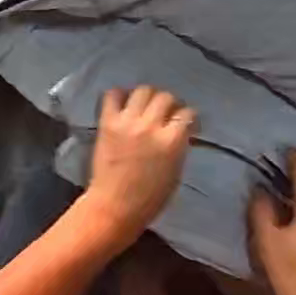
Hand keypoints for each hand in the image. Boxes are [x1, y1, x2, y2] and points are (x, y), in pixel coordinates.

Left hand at [84, 87, 194, 233]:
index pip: (187, 114)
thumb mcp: (175, 170)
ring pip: (142, 91)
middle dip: (170, 103)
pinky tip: (123, 104)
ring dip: (147, 96)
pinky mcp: (107, 123)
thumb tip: (178, 130)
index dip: (188, 116)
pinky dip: (119, 95)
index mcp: (172, 141)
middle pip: (165, 97)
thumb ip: (178, 145)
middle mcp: (151, 126)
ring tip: (145, 106)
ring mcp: (127, 122)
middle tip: (165, 113)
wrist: (115, 204)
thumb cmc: (150, 197)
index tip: (186, 122)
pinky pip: (112, 95)